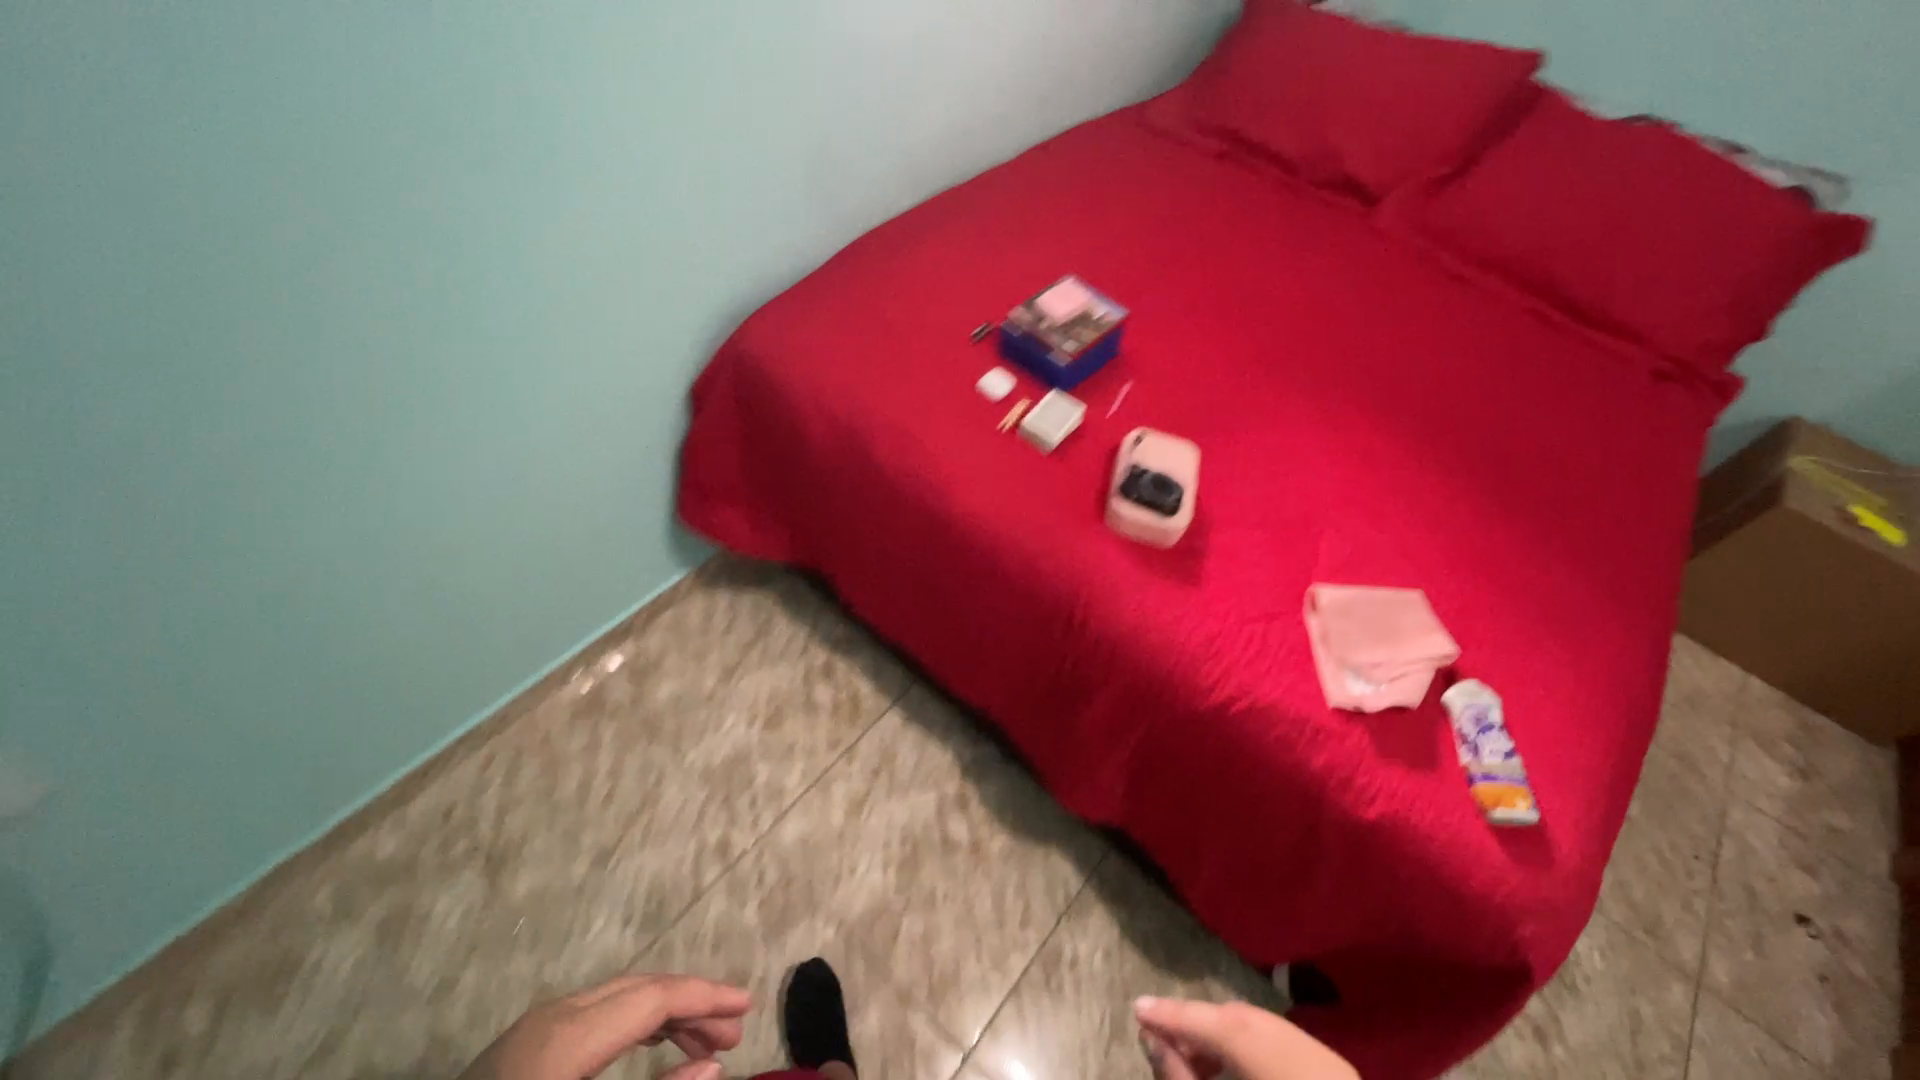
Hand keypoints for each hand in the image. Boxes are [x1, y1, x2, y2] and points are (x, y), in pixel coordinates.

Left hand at [459, 974, 750, 1079]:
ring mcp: (535, 1027)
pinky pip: (596, 1014)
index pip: (654, 996)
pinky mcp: (525, 1044)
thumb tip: (713, 1064)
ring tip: (706, 1042)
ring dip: (666, 1013)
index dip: (707, 997)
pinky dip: (634, 1022)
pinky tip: (654, 1042)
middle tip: (735, 1031)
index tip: (748, 1005)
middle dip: (692, 1003)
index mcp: (568, 1035)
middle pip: (640, 988)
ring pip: (618, 998)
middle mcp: (554, 1015)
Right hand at [1134, 996, 1357, 1079]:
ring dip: (1218, 1039)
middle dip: (1194, 1027)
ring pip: (1253, 1030)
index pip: (1207, 1021)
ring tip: (1192, 1064)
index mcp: (1259, 1048)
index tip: (1137, 1009)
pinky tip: (1229, 1071)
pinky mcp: (1328, 1066)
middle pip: (1231, 1020)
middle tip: (1161, 1041)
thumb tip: (1155, 1042)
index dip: (1170, 1015)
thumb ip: (1182, 1077)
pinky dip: (1245, 1051)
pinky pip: (1273, 1044)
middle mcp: (1290, 1040)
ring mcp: (1316, 1053)